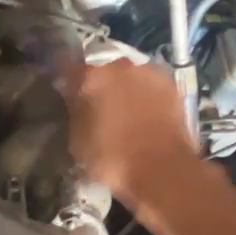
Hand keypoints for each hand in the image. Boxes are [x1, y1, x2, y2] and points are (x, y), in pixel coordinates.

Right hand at [66, 60, 198, 204]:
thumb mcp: (78, 142)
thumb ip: (75, 113)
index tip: (65, 88)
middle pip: (101, 68)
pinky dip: (146, 93)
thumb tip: (75, 100)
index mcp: (90, 78)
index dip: (64, 77)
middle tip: (98, 104)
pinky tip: (147, 111)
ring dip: (125, 86)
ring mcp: (147, 72)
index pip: (67, 65)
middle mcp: (118, 66)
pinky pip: (150, 84)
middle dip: (98, 83)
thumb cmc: (113, 160)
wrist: (163, 169)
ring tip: (126, 108)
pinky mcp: (171, 84)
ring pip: (129, 74)